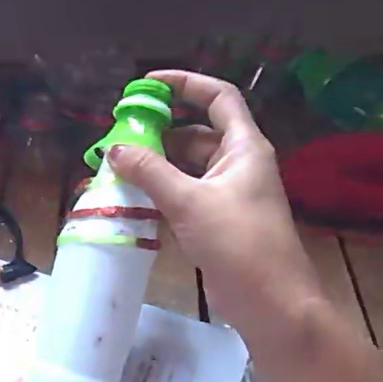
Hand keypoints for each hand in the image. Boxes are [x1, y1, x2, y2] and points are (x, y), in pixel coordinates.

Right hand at [105, 71, 323, 348]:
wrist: (269, 298)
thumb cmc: (238, 241)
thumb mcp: (189, 202)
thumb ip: (150, 172)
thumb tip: (113, 148)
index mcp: (243, 148)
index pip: (218, 98)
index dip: (185, 84)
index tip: (148, 83)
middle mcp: (236, 164)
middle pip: (196, 133)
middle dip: (159, 131)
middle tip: (119, 135)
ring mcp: (226, 193)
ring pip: (186, 166)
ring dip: (155, 164)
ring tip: (117, 166)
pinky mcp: (215, 218)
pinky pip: (182, 192)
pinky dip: (158, 190)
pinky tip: (132, 196)